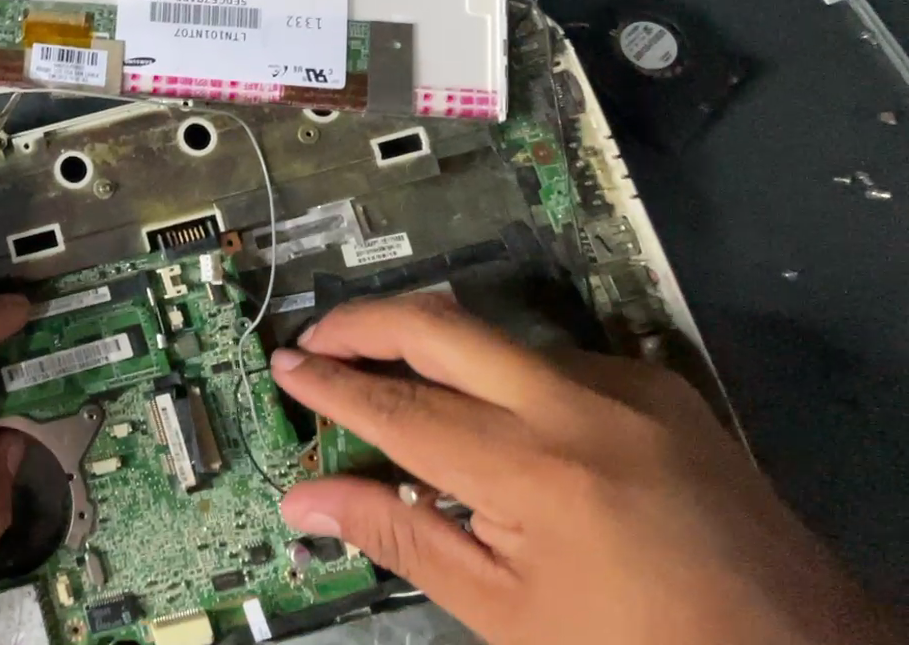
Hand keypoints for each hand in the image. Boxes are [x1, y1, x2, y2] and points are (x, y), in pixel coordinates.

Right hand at [270, 293, 900, 644]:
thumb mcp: (507, 614)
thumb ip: (397, 537)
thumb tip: (301, 500)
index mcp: (537, 474)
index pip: (398, 407)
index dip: (330, 386)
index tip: (282, 366)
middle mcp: (578, 406)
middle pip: (436, 327)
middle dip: (359, 324)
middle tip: (313, 340)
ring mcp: (625, 386)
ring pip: (487, 332)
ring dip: (420, 343)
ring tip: (377, 368)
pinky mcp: (656, 385)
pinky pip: (544, 356)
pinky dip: (492, 371)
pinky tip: (486, 412)